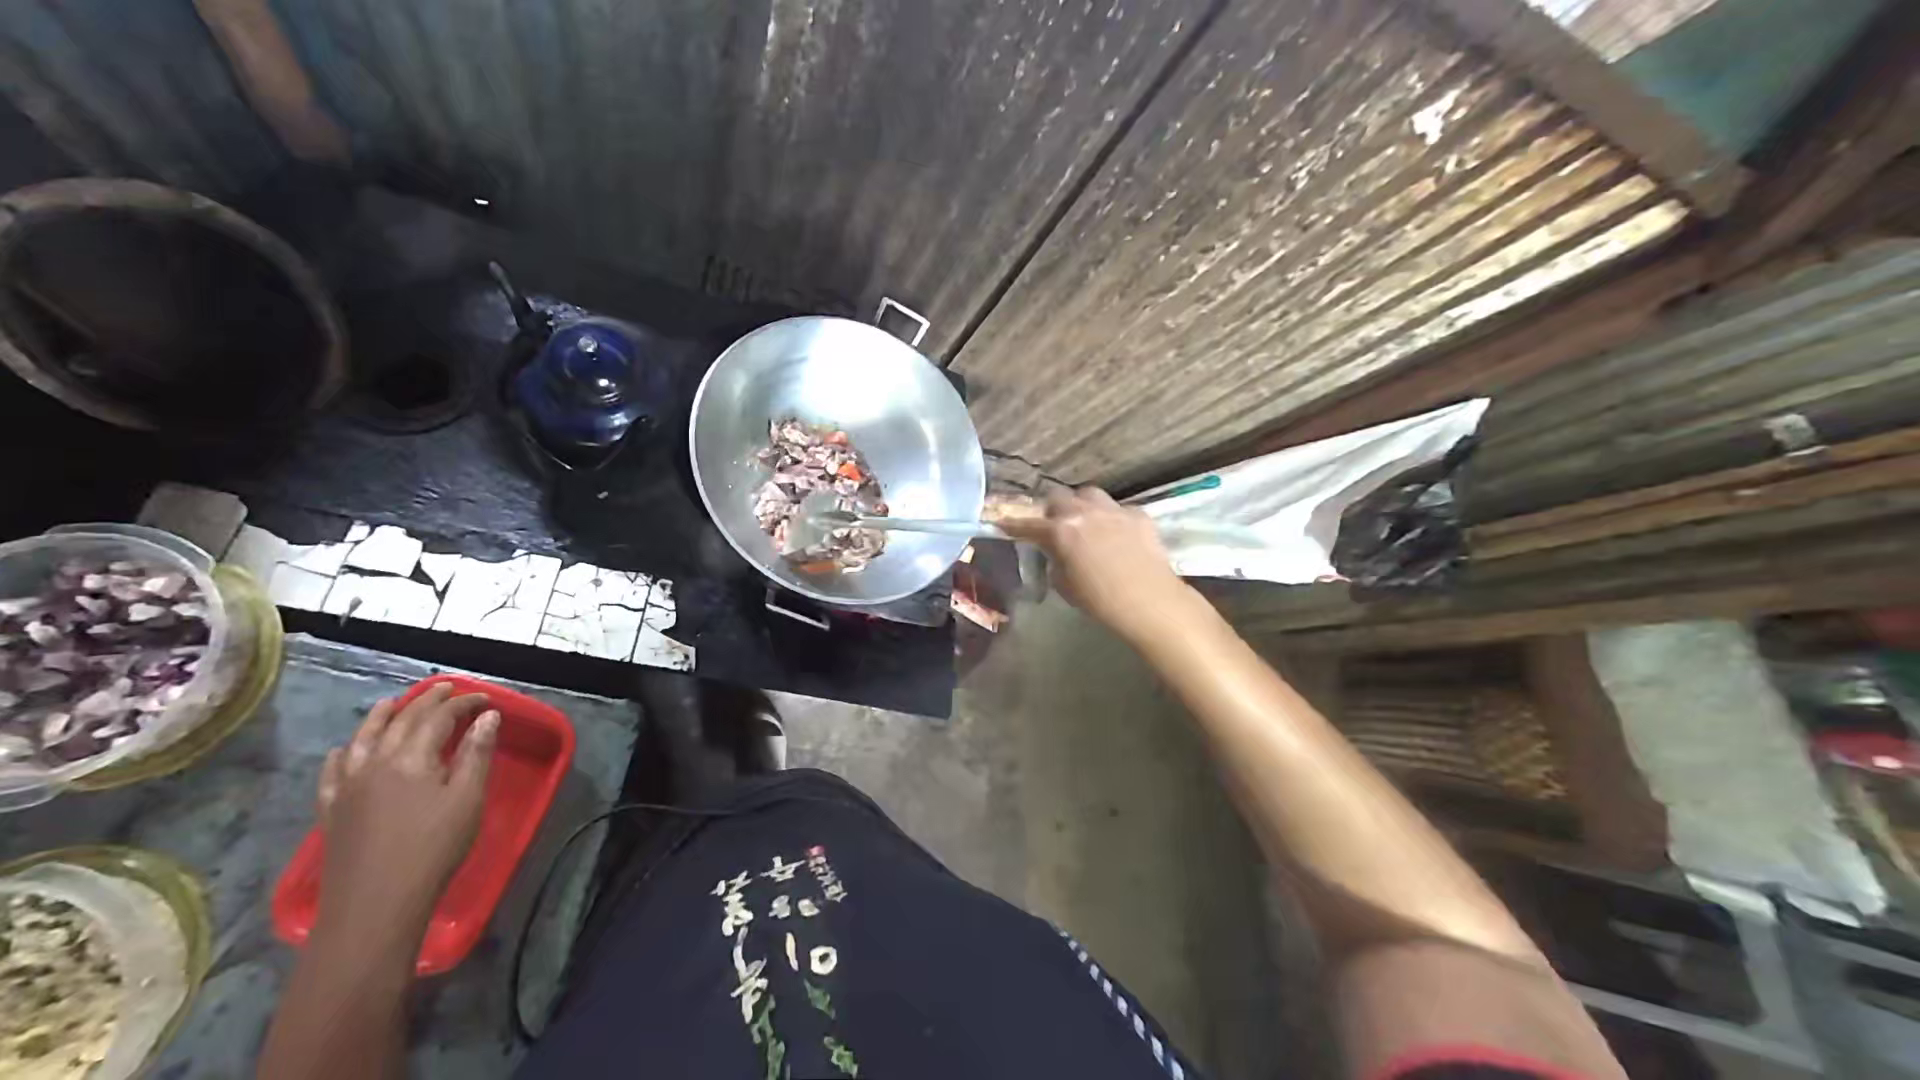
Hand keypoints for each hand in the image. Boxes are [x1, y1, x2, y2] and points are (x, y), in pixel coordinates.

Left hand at [314, 683, 498, 938]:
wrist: (375, 904)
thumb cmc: (434, 848)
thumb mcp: (468, 799)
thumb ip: (476, 754)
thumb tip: (487, 717)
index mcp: (412, 758)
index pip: (439, 717)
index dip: (463, 704)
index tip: (485, 700)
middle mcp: (374, 763)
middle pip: (402, 721)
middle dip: (427, 701)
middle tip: (447, 689)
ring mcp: (347, 786)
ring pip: (363, 739)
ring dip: (382, 716)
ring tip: (394, 702)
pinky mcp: (331, 810)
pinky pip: (333, 771)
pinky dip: (343, 753)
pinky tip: (344, 750)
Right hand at [994, 486, 1195, 641]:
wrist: (1150, 601)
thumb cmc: (1100, 601)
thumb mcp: (1064, 585)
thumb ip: (1055, 560)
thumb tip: (1056, 552)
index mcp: (1060, 531)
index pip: (1028, 524)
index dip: (1013, 525)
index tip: (1003, 523)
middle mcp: (1084, 512)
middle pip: (1058, 497)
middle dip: (1051, 510)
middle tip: (1053, 526)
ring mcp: (1114, 510)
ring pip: (1089, 495)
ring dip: (1081, 506)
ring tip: (1085, 522)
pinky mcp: (1138, 515)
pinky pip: (1118, 510)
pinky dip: (1112, 519)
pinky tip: (1117, 535)